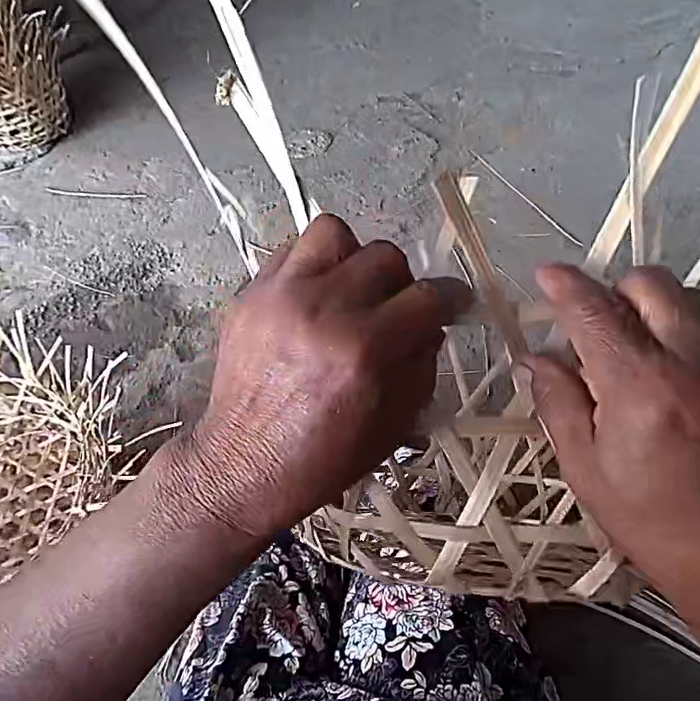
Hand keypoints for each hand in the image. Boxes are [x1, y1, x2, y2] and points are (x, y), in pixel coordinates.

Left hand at [162, 214, 470, 541]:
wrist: (244, 467)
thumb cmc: (323, 458)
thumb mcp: (395, 424)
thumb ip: (422, 365)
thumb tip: (429, 326)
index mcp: (364, 350)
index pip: (428, 296)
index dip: (452, 297)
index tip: (455, 302)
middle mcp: (323, 311)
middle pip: (385, 256)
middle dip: (403, 282)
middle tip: (396, 309)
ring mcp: (280, 297)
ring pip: (335, 233)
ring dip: (355, 258)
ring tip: (351, 291)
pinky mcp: (250, 296)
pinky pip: (292, 251)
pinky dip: (314, 267)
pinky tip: (316, 299)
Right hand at [523, 264, 699, 624]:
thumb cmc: (657, 527)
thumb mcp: (588, 471)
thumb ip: (559, 403)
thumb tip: (536, 359)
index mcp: (643, 389)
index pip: (596, 313)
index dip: (566, 287)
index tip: (548, 276)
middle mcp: (698, 362)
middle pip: (651, 284)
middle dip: (615, 293)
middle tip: (597, 330)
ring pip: (691, 301)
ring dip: (654, 312)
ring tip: (640, 356)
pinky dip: (690, 339)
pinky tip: (681, 383)